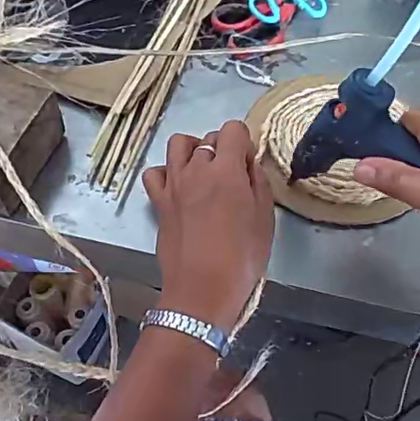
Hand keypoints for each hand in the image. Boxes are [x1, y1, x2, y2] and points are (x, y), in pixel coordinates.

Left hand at [142, 120, 273, 329]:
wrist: (201, 290)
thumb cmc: (241, 259)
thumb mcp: (265, 220)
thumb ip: (258, 184)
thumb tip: (249, 165)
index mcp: (227, 170)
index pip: (233, 130)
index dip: (243, 143)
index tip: (248, 165)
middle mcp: (196, 170)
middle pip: (207, 138)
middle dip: (222, 150)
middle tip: (231, 177)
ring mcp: (173, 185)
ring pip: (178, 145)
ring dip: (193, 150)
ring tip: (203, 172)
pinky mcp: (158, 203)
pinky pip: (155, 173)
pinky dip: (166, 173)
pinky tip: (179, 188)